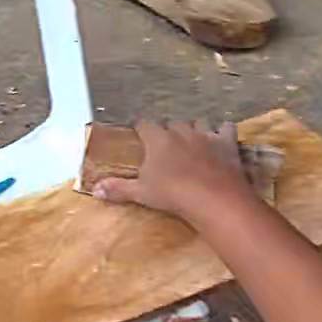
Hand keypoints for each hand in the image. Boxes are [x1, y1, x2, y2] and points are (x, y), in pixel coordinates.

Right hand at [92, 120, 255, 224]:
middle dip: (169, 131)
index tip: (140, 135)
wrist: (214, 198)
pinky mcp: (226, 142)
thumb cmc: (173, 194)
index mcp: (158, 139)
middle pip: (172, 123)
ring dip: (194, 130)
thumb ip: (119, 188)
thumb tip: (95, 189)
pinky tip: (222, 137)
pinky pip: (226, 128)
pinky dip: (223, 132)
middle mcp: (181, 131)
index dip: (142, 129)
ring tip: (192, 142)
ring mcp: (205, 135)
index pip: (145, 124)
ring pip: (198, 122)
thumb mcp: (142, 193)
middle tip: (167, 147)